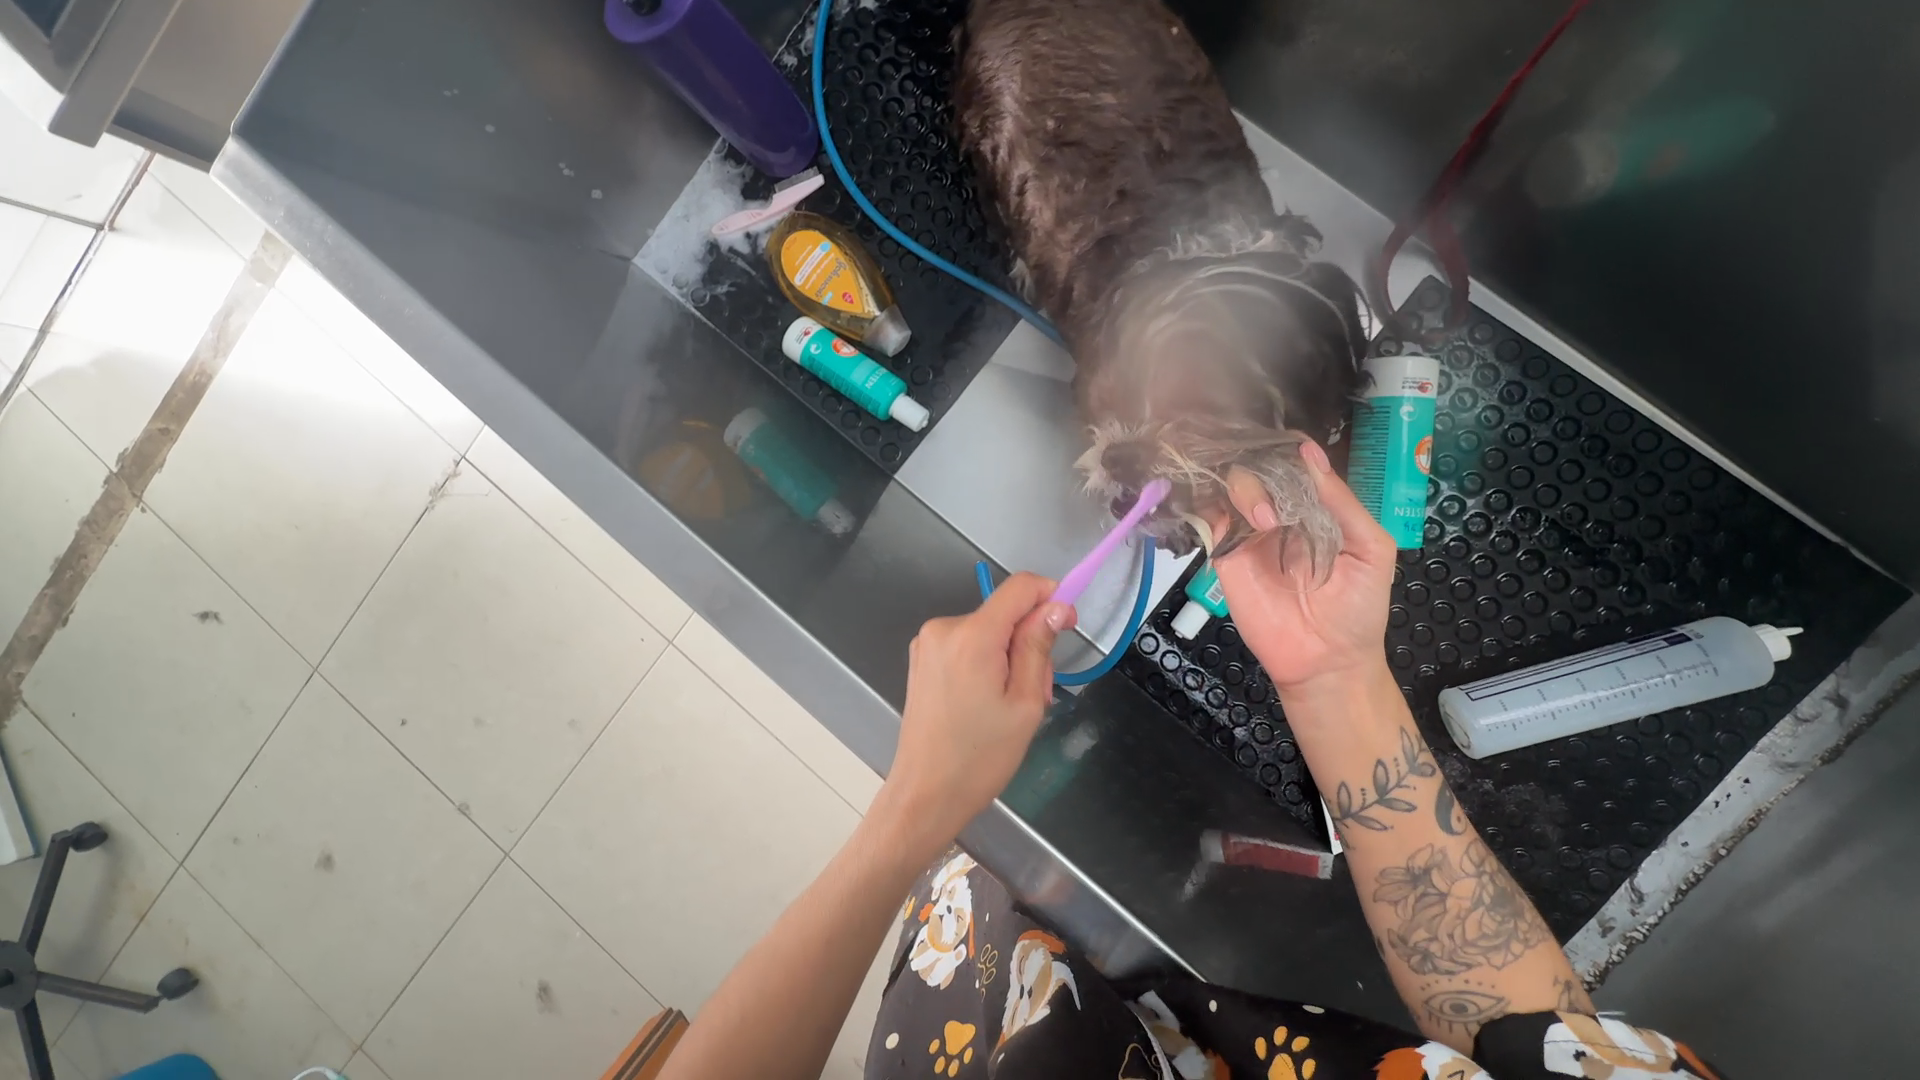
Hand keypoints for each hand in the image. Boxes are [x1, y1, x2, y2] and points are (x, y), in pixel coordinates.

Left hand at [880, 573, 1075, 844]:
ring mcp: (927, 643)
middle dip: (1028, 643)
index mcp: (971, 635)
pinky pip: (968, 645)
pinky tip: (985, 703)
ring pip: (988, 631)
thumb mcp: (1025, 703)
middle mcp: (943, 628)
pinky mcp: (922, 660)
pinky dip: (986, 664)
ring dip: (1008, 658)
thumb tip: (1058, 606)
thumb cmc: (981, 757)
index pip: (1020, 587)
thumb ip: (1039, 646)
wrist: (925, 794)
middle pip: (1004, 613)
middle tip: (1033, 695)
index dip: (1051, 598)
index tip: (1066, 628)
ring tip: (1007, 707)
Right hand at [1209, 441, 1397, 707]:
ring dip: (1242, 489)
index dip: (1285, 448)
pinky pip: (1208, 518)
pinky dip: (1209, 503)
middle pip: (1256, 468)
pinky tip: (1230, 512)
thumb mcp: (1371, 547)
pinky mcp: (1224, 554)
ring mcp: (1248, 532)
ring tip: (1264, 520)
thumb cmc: (1358, 609)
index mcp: (1315, 507)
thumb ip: (1341, 501)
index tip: (1284, 440)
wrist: (1326, 661)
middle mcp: (1279, 513)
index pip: (1292, 463)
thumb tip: (1309, 452)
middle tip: (1278, 505)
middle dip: (1263, 472)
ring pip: (1229, 486)